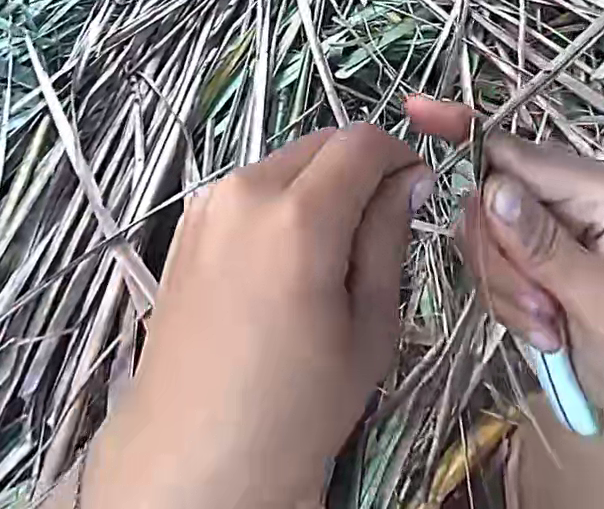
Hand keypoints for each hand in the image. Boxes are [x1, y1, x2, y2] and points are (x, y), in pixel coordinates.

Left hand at [80, 125, 433, 508]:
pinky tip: (281, 258)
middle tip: (376, 224)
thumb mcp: (368, 327)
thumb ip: (388, 236)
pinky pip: (252, 185)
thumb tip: (408, 178)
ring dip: (320, 182)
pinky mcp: (190, 219)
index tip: (413, 187)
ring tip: (326, 250)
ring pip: (287, 160)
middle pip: (322, 142)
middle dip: (359, 166)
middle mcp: (246, 189)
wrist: (189, 462)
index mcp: (297, 216)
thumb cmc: (294, 411)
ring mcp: (210, 201)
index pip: (361, 142)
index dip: (397, 155)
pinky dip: (282, 199)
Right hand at [403, 97, 603, 448]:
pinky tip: (546, 335)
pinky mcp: (532, 264)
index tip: (413, 113)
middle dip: (500, 257)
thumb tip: (490, 187)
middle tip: (541, 311)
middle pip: (486, 197)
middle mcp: (565, 198)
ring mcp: (545, 231)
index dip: (459, 130)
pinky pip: (489, 268)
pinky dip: (507, 304)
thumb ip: (545, 247)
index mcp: (595, 188)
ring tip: (551, 330)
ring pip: (482, 237)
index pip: (511, 150)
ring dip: (506, 288)